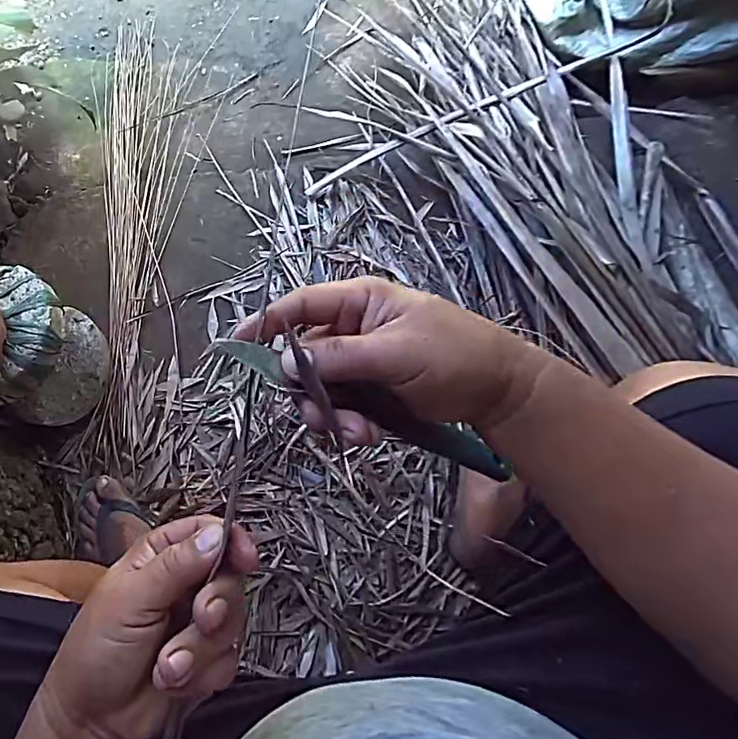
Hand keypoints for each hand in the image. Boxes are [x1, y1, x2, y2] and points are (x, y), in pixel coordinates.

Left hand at [36, 515, 256, 738]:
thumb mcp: (130, 599)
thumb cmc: (93, 652)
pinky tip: (173, 678)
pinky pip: (228, 658)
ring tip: (167, 661)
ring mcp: (195, 621)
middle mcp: (182, 584)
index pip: (207, 532)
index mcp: (160, 555)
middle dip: (216, 602)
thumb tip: (214, 536)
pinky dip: (202, 673)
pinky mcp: (206, 657)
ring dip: (200, 648)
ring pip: (232, 619)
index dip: (230, 540)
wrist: (93, 722)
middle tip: (200, 617)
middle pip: (229, 575)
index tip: (242, 556)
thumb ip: (176, 565)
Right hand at [233, 276, 563, 444]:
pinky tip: (369, 435)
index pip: (301, 305)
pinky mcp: (369, 394)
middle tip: (318, 414)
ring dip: (330, 414)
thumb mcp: (394, 351)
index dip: (267, 321)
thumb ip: (339, 356)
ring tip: (359, 432)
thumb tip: (284, 363)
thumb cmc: (454, 353)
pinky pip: (340, 409)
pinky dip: (348, 425)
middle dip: (306, 390)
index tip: (239, 343)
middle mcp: (352, 330)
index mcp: (359, 303)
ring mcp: (360, 364)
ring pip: (319, 389)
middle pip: (302, 357)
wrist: (498, 391)